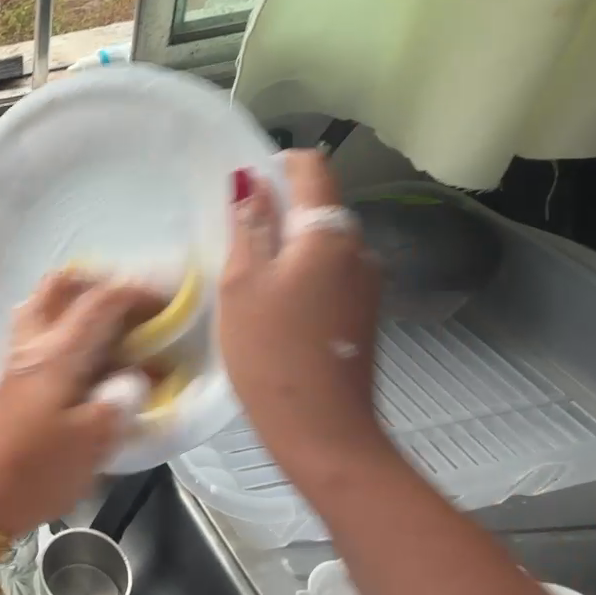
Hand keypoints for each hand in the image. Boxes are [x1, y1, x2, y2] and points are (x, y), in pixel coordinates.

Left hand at [0, 273, 166, 535]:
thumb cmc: (38, 470)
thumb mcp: (93, 441)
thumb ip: (121, 400)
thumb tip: (138, 375)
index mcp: (56, 354)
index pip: (99, 301)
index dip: (137, 291)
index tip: (169, 297)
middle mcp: (33, 343)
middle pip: (60, 285)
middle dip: (100, 281)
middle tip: (134, 303)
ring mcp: (18, 356)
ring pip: (45, 303)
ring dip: (80, 301)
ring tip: (117, 325)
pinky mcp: (14, 373)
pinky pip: (41, 329)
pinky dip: (68, 325)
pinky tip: (92, 353)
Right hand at [218, 150, 393, 489]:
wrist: (320, 428)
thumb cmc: (268, 349)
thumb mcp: (241, 283)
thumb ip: (247, 227)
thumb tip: (250, 183)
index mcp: (330, 235)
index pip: (313, 169)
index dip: (276, 166)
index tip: (242, 191)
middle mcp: (359, 249)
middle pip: (316, 208)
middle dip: (274, 214)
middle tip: (229, 245)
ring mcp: (366, 282)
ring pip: (319, 244)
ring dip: (283, 248)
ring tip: (243, 282)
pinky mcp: (362, 311)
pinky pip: (326, 272)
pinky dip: (297, 275)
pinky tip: (268, 308)